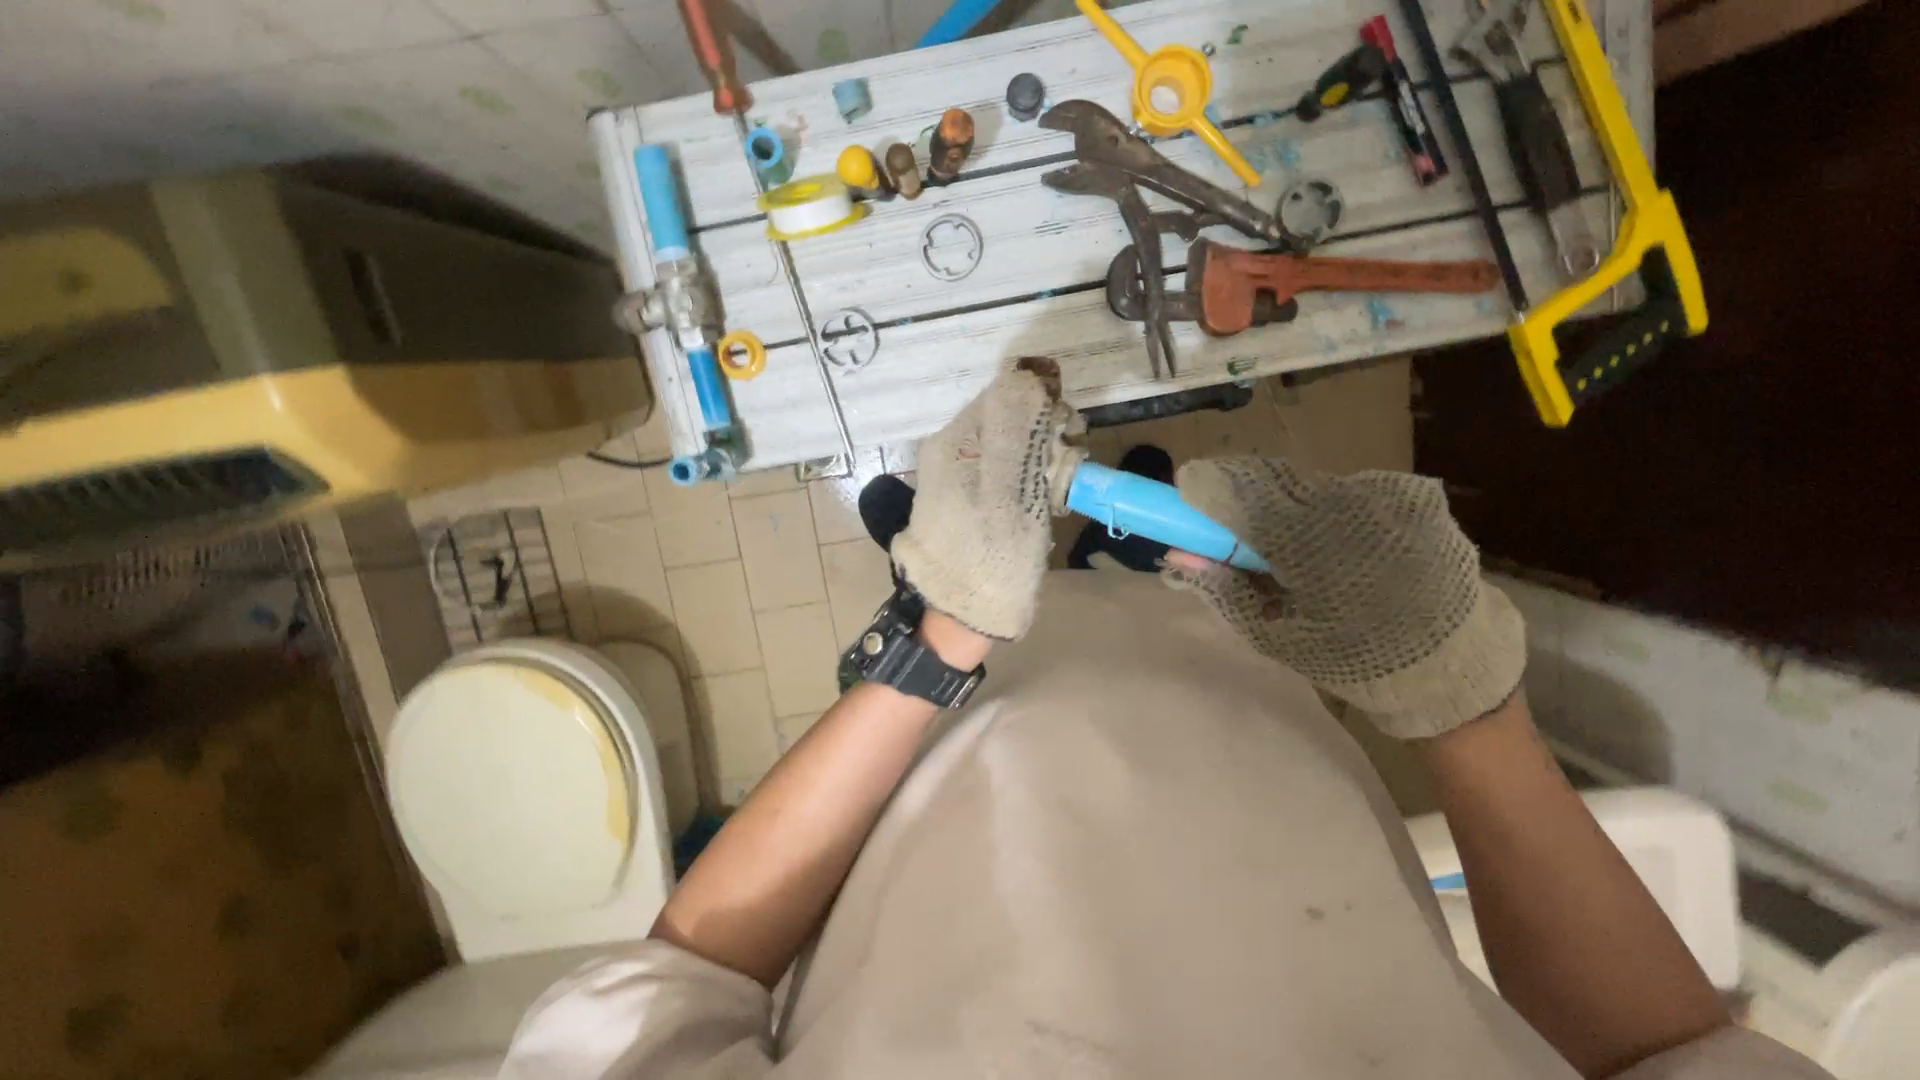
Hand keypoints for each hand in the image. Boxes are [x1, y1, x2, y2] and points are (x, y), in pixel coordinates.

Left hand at [890, 358, 1083, 640]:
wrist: (959, 614)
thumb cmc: (989, 553)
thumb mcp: (1009, 490)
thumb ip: (1014, 431)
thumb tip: (1026, 378)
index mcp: (953, 444)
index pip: (1001, 396)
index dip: (1040, 405)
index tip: (1069, 431)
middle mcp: (947, 454)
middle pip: (1003, 419)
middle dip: (1041, 432)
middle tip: (1067, 463)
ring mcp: (952, 479)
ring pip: (1005, 446)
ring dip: (1037, 457)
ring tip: (1057, 486)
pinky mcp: (961, 502)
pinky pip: (999, 473)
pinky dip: (1024, 479)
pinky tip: (1040, 500)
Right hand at [1168, 457, 1523, 739]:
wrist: (1453, 667)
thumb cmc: (1354, 662)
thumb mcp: (1277, 635)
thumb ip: (1225, 589)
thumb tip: (1177, 555)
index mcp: (1311, 543)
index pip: (1241, 492)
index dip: (1208, 487)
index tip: (1186, 490)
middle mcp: (1350, 503)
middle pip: (1275, 478)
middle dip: (1246, 494)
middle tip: (1234, 527)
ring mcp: (1388, 495)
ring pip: (1313, 483)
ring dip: (1290, 503)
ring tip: (1295, 546)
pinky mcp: (1415, 495)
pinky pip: (1352, 490)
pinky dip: (1331, 509)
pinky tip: (1341, 544)